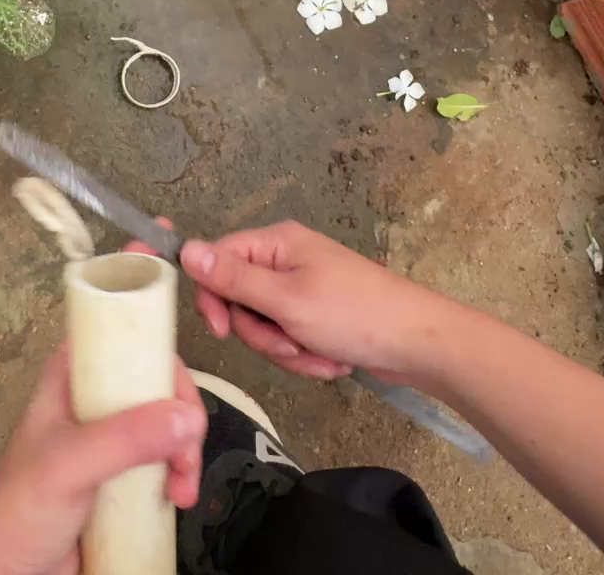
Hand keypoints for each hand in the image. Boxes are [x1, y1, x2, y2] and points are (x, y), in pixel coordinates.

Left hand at [0, 343, 206, 574]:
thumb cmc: (14, 514)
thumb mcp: (68, 465)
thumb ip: (125, 439)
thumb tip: (184, 418)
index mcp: (74, 377)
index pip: (127, 340)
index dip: (160, 356)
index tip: (181, 392)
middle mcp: (94, 399)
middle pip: (156, 382)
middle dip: (182, 413)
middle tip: (187, 448)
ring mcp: (109, 438)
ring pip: (165, 422)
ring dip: (185, 450)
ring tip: (182, 486)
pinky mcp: (121, 474)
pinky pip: (163, 460)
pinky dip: (179, 474)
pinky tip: (177, 496)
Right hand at [180, 221, 462, 381]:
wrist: (418, 344)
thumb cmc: (353, 314)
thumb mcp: (286, 301)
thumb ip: (233, 279)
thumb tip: (185, 248)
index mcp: (276, 243)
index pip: (218, 260)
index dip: (213, 297)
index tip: (222, 331)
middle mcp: (285, 259)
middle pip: (240, 299)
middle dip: (263, 333)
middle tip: (291, 344)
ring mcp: (302, 288)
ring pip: (264, 325)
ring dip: (288, 350)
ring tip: (320, 354)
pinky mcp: (316, 314)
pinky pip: (289, 338)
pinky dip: (306, 355)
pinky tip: (333, 360)